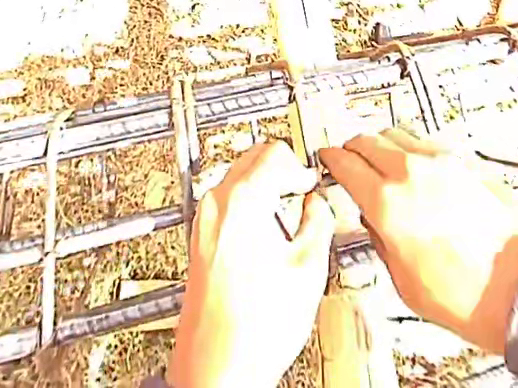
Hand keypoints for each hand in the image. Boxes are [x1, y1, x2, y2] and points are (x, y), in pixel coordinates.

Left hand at [168, 141, 334, 387]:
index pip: (276, 153)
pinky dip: (249, 204)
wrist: (216, 375)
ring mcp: (203, 225)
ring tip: (288, 213)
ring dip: (265, 184)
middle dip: (282, 169)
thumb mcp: (309, 267)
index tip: (312, 182)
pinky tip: (267, 233)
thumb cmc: (254, 332)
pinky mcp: (198, 243)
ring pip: (238, 177)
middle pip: (253, 157)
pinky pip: (227, 202)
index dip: (301, 165)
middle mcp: (216, 206)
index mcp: (243, 202)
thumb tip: (317, 204)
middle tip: (303, 190)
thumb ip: (319, 220)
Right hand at [318, 127, 517, 354]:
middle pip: (368, 140)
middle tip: (348, 156)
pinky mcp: (463, 160)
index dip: (331, 159)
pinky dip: (411, 147)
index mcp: (389, 203)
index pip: (346, 163)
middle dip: (353, 147)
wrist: (515, 282)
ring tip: (379, 157)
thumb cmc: (466, 291)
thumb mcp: (401, 278)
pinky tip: (413, 163)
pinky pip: (426, 140)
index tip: (326, 158)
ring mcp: (440, 161)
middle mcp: (412, 172)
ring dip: (381, 142)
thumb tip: (372, 219)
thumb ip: (380, 237)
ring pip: (397, 132)